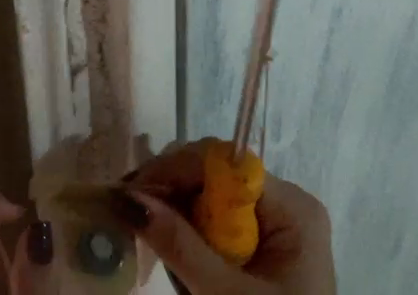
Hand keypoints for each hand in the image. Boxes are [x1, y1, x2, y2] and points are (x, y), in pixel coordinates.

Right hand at [118, 141, 335, 294]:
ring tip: (152, 241)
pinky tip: (177, 256)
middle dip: (171, 194)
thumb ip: (178, 244)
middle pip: (213, 175)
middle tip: (130, 216)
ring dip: (176, 217)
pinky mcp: (263, 247)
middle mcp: (285, 204)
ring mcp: (275, 225)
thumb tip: (124, 197)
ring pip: (208, 197)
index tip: (131, 192)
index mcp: (292, 207)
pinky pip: (216, 222)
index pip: (222, 162)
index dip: (174, 169)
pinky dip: (190, 235)